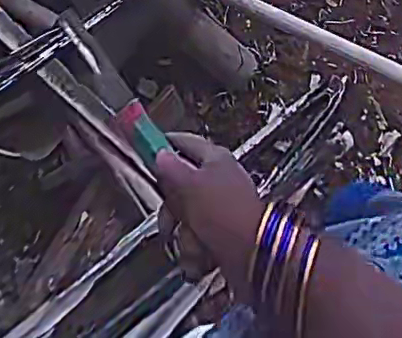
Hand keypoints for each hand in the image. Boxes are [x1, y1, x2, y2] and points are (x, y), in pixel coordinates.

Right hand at [154, 132, 264, 294]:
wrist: (255, 258)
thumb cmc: (224, 213)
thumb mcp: (190, 185)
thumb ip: (170, 168)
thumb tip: (159, 154)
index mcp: (214, 158)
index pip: (184, 142)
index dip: (164, 145)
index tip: (146, 150)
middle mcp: (217, 180)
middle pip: (180, 187)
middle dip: (172, 211)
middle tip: (169, 223)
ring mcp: (220, 209)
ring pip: (186, 218)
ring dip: (184, 237)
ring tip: (193, 246)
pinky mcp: (222, 236)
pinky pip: (197, 240)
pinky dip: (196, 253)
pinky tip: (201, 259)